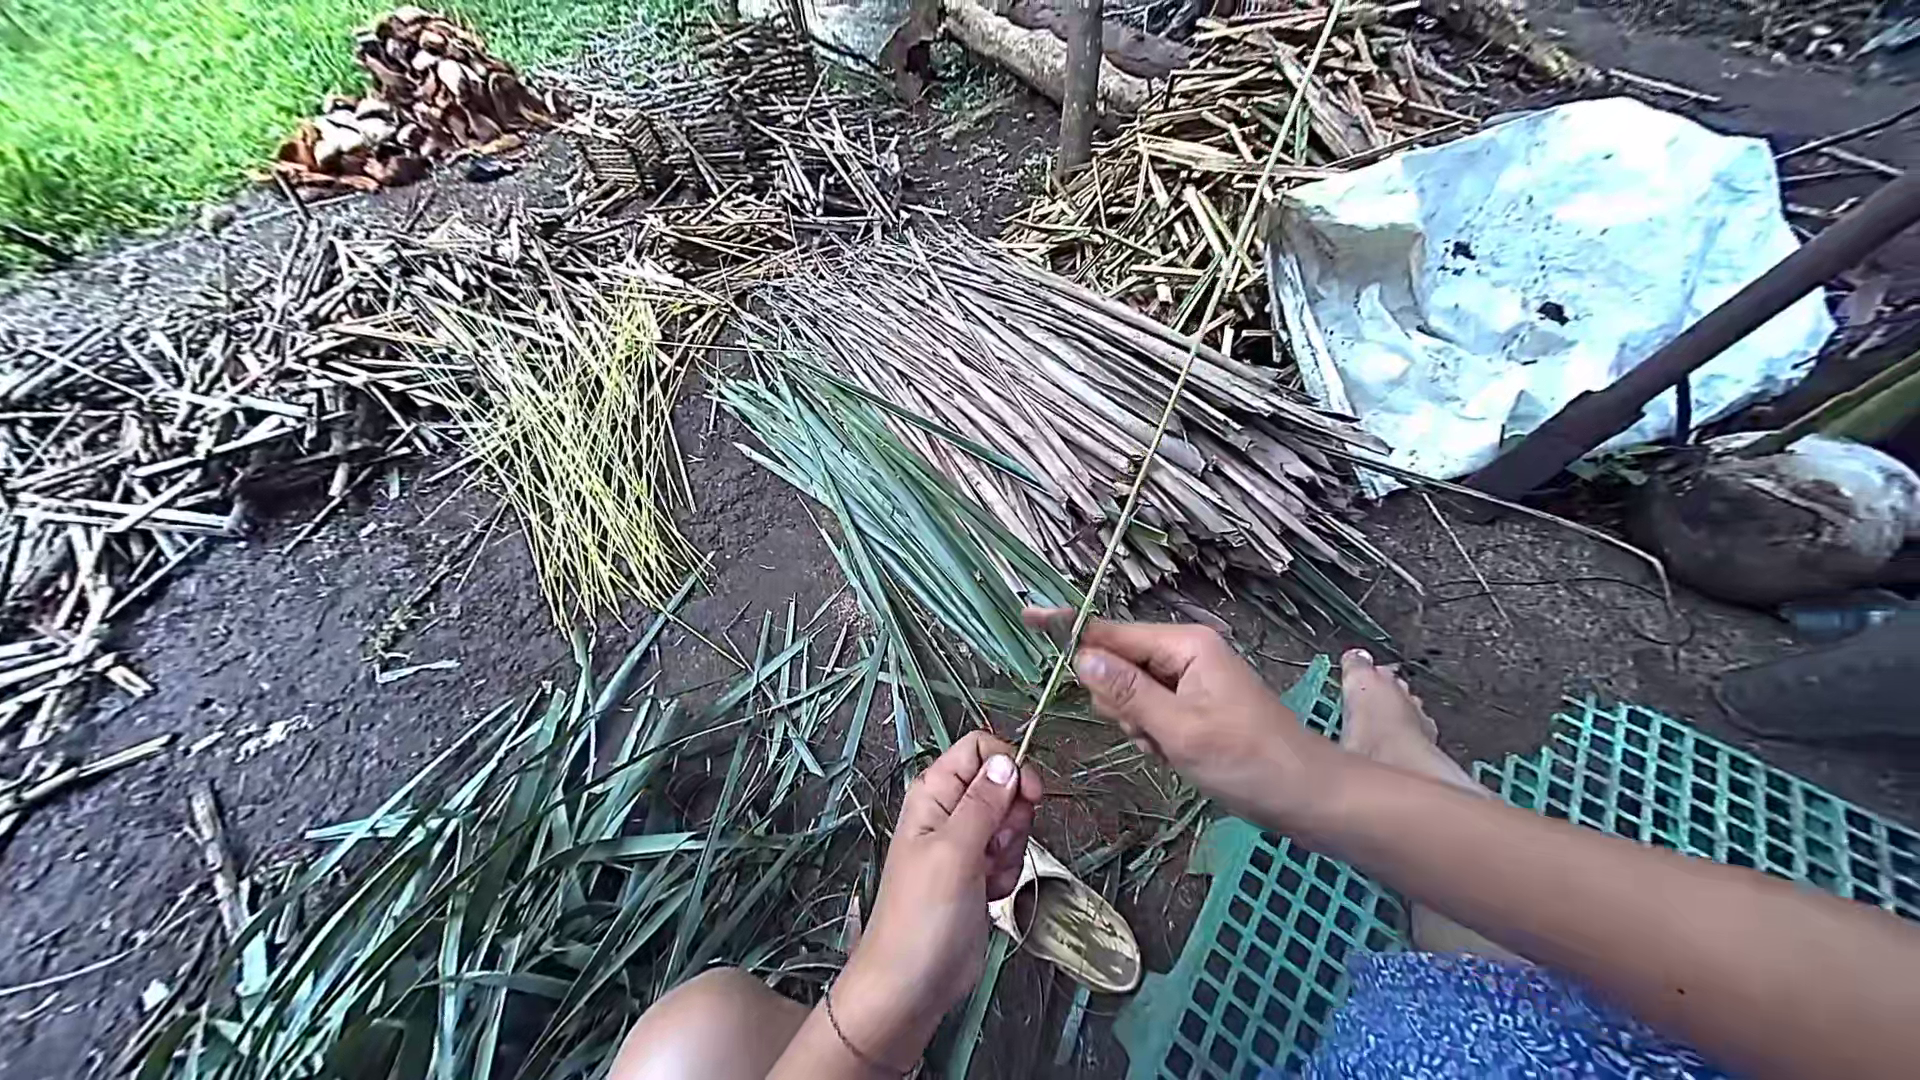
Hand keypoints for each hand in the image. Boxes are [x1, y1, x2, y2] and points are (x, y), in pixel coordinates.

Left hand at [831, 731, 1042, 1066]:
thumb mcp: (953, 851)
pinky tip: (989, 893)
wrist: (912, 986)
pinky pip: (1011, 851)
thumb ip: (983, 803)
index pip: (979, 748)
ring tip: (987, 875)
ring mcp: (966, 839)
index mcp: (935, 791)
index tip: (1027, 794)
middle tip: (994, 847)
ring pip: (1011, 819)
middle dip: (1012, 816)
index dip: (1008, 764)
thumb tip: (1008, 760)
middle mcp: (950, 807)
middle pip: (1003, 783)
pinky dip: (1008, 872)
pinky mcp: (980, 867)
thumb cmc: (922, 916)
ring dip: (1011, 849)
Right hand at [1023, 608, 1337, 820]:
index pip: (1111, 632)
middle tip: (1148, 732)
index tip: (1028, 617)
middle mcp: (1184, 652)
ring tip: (1169, 746)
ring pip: (1130, 691)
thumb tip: (1081, 657)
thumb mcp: (1179, 729)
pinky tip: (1175, 751)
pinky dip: (1152, 732)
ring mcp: (1189, 677)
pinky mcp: (1192, 701)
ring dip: (1137, 722)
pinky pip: (1149, 708)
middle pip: (1117, 664)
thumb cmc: (1248, 761)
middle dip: (1120, 702)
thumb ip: (1127, 692)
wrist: (1308, 798)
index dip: (1069, 630)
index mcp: (1185, 645)